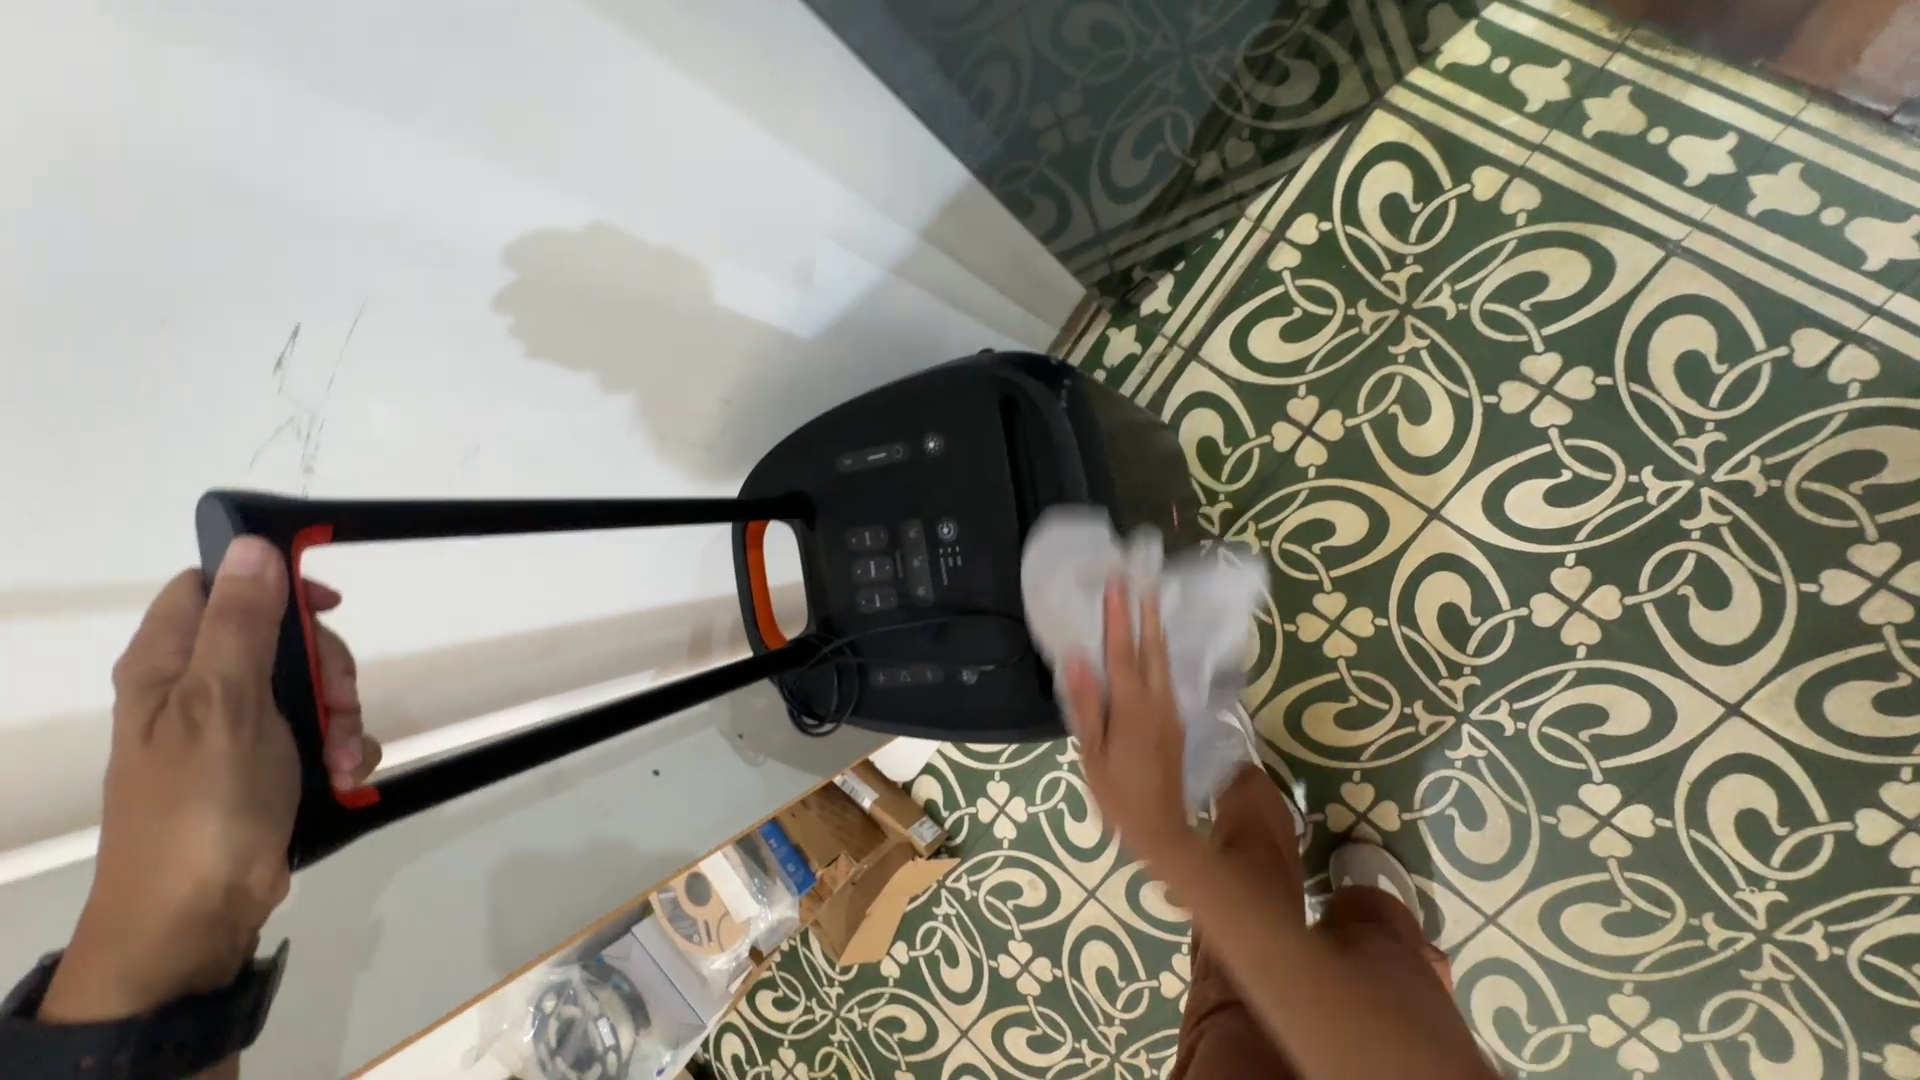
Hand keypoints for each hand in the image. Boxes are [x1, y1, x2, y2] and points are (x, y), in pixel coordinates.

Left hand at [39, 537, 381, 1021]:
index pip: (216, 589)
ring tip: (342, 758)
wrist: (199, 912)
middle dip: (330, 670)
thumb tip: (254, 548)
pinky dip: (346, 749)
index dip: (272, 584)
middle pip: (286, 639)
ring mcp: (238, 729)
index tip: (327, 604)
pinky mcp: (272, 763)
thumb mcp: (224, 704)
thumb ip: (242, 625)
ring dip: (345, 717)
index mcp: (171, 666)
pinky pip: (328, 732)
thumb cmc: (203, 803)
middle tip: (336, 701)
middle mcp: (201, 689)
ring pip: (317, 688)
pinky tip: (344, 774)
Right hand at [1062, 579, 1199, 865]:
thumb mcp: (1092, 754)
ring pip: (1163, 660)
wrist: (1162, 830)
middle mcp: (1156, 702)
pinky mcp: (1174, 720)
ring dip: (1156, 626)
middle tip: (1144, 576)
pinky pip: (1166, 675)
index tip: (1117, 582)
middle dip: (1147, 610)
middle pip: (1152, 647)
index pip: (1123, 652)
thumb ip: (1086, 706)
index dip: (1119, 615)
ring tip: (1151, 598)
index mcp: (1132, 708)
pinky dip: (1159, 651)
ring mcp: (1170, 710)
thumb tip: (1076, 659)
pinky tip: (1154, 645)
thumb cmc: (1118, 795)